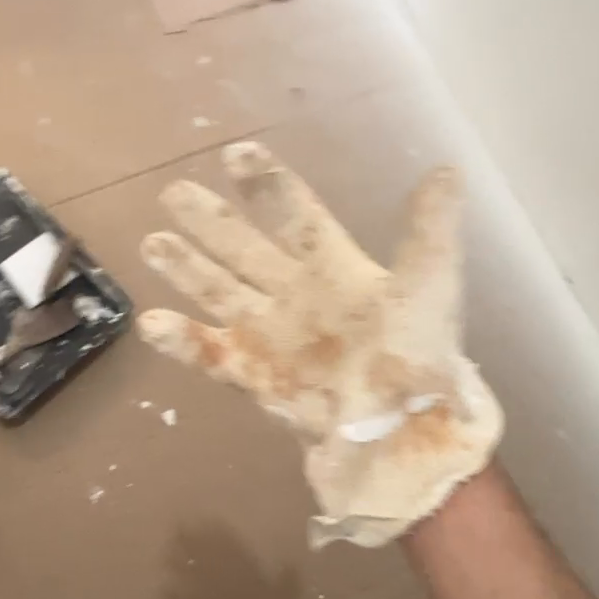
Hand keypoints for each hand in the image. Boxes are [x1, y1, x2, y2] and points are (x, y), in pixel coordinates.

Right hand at [137, 141, 501, 546]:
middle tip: (172, 192)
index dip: (266, 186)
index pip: (295, 216)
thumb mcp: (431, 294)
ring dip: (187, 269)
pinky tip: (151, 323)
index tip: (233, 155)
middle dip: (211, 221)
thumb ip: (430, 235)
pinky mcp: (258, 381)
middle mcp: (298, 298)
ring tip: (152, 243)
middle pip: (244, 250)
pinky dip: (183, 342)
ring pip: (220, 294)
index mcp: (337, 270)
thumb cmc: (418, 364)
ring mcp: (274, 340)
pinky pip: (213, 356)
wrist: (403, 443)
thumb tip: (446, 170)